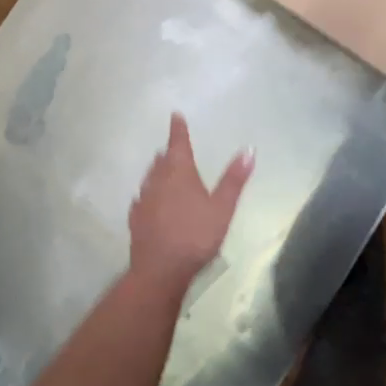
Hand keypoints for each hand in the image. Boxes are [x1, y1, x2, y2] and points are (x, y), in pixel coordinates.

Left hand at [128, 113, 253, 283]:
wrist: (160, 270)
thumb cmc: (195, 236)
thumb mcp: (222, 208)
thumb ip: (234, 179)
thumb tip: (249, 149)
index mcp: (179, 172)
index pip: (178, 142)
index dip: (178, 128)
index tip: (175, 115)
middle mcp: (158, 180)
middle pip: (163, 159)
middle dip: (169, 151)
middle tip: (174, 147)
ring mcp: (144, 199)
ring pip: (150, 177)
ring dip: (158, 170)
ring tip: (163, 168)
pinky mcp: (135, 219)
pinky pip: (142, 199)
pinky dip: (148, 194)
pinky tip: (149, 201)